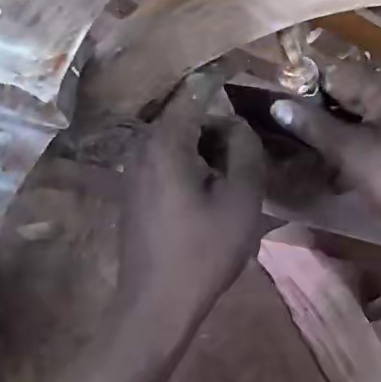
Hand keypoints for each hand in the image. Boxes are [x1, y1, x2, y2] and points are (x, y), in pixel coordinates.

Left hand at [116, 73, 267, 323]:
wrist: (156, 303)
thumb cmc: (204, 250)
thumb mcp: (241, 198)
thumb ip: (244, 150)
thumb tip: (236, 123)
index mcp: (165, 142)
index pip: (193, 93)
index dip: (220, 83)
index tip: (243, 77)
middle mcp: (142, 147)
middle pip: (183, 117)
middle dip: (216, 122)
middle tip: (248, 139)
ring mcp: (132, 170)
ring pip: (174, 140)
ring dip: (204, 145)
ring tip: (234, 164)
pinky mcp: (133, 191)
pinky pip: (164, 161)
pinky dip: (188, 162)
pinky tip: (209, 186)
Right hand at [270, 63, 380, 248]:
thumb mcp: (352, 155)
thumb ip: (314, 126)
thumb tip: (278, 103)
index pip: (336, 73)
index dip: (308, 92)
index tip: (286, 115)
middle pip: (353, 90)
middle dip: (326, 113)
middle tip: (302, 139)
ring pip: (368, 109)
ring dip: (344, 129)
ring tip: (323, 155)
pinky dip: (365, 138)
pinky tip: (351, 161)